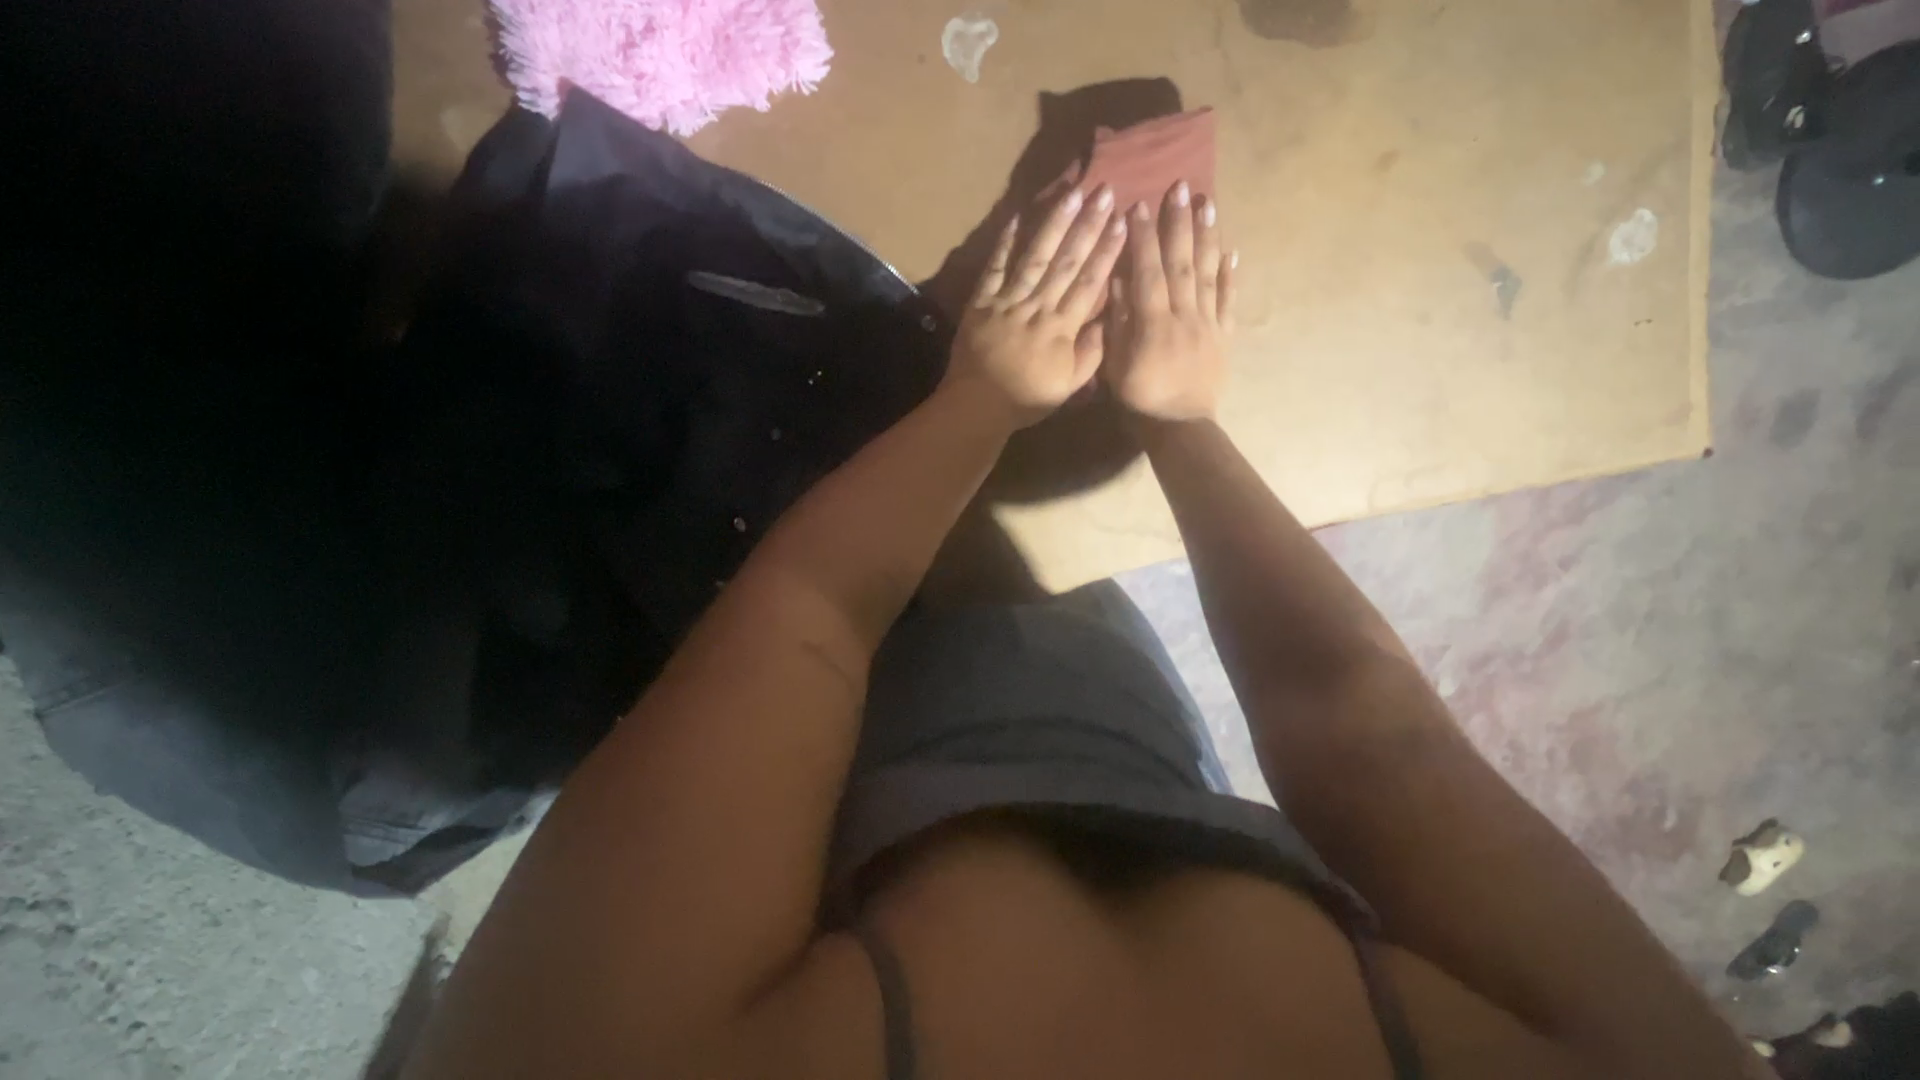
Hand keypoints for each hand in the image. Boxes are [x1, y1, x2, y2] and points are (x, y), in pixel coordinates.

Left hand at [943, 185, 1128, 427]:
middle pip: (1067, 261)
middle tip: (1104, 191)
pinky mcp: (981, 302)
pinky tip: (1018, 216)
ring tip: (1072, 194)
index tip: (1122, 222)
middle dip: (1088, 225)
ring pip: (1036, 256)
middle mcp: (1038, 307)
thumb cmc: (1027, 399)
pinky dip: (1005, 242)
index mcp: (1062, 328)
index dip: (1107, 250)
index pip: (1090, 282)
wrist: (977, 405)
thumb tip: (1109, 320)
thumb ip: (1091, 353)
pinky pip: (995, 267)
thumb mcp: (1069, 386)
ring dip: (1055, 223)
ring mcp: (1008, 301)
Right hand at [1103, 182, 1236, 422]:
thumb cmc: (1139, 400)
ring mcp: (1208, 325)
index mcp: (1153, 324)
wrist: (1179, 430)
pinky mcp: (1224, 337)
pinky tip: (1231, 249)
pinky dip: (1230, 275)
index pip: (1147, 271)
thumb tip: (1119, 281)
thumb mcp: (1115, 364)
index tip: (1139, 205)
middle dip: (1179, 224)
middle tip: (1181, 186)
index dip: (1143, 238)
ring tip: (1208, 203)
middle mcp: (1184, 316)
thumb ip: (1118, 322)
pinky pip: (1229, 301)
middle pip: (1182, 263)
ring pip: (1208, 274)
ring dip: (1208, 237)